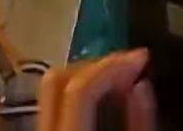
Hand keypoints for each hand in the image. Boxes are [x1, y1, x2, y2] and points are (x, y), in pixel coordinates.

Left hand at [39, 50, 157, 130]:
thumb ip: (139, 126)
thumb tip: (143, 84)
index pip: (80, 88)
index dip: (112, 66)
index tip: (142, 58)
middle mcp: (44, 129)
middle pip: (57, 78)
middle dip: (96, 64)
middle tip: (128, 65)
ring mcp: (40, 130)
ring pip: (53, 86)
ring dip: (88, 73)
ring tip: (120, 79)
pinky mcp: (44, 130)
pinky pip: (54, 101)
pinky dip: (79, 89)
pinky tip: (104, 96)